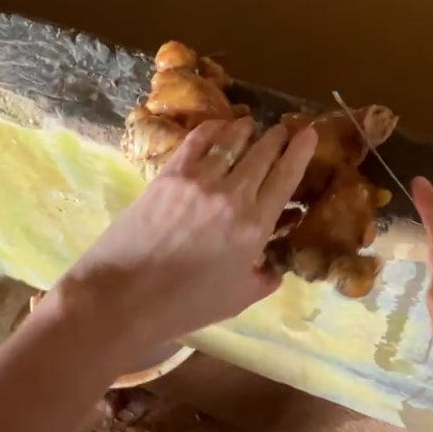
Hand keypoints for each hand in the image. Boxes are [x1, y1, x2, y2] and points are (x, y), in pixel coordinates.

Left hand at [47, 117, 317, 368]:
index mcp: (254, 227)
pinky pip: (199, 139)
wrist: (123, 297)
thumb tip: (274, 267)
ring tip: (251, 126)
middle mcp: (233, 195)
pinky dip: (214, 128)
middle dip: (277, 137)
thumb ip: (264, 279)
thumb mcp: (237, 299)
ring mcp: (200, 180)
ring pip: (233, 140)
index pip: (286, 177)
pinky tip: (219, 126)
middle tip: (282, 130)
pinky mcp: (170, 173)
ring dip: (247, 129)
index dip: (301, 151)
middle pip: (263, 152)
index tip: (310, 133)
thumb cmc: (184, 305)